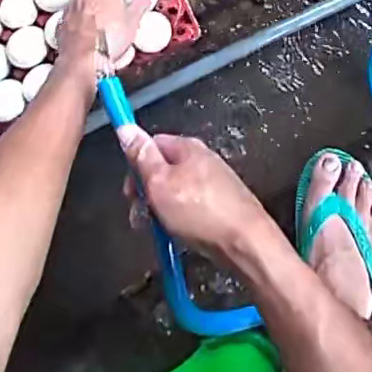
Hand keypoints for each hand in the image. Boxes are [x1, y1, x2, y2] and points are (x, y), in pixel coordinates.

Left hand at [56, 0, 153, 83]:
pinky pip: (71, 8)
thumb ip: (138, 7)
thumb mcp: (132, 24)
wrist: (82, 61)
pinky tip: (84, 19)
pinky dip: (78, 9)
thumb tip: (144, 0)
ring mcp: (72, 7)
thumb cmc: (107, 41)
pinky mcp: (63, 21)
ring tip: (97, 2)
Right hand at [116, 125, 275, 260]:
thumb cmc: (203, 213)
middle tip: (141, 215)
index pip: (152, 144)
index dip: (135, 166)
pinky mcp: (218, 205)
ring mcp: (212, 183)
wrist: (244, 242)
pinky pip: (190, 208)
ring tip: (160, 230)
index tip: (128, 189)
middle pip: (163, 169)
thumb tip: (126, 129)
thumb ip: (141, 157)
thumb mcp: (159, 183)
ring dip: (161, 210)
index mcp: (187, 148)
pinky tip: (178, 236)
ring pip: (175, 192)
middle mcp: (201, 160)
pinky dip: (179, 220)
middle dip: (147, 193)